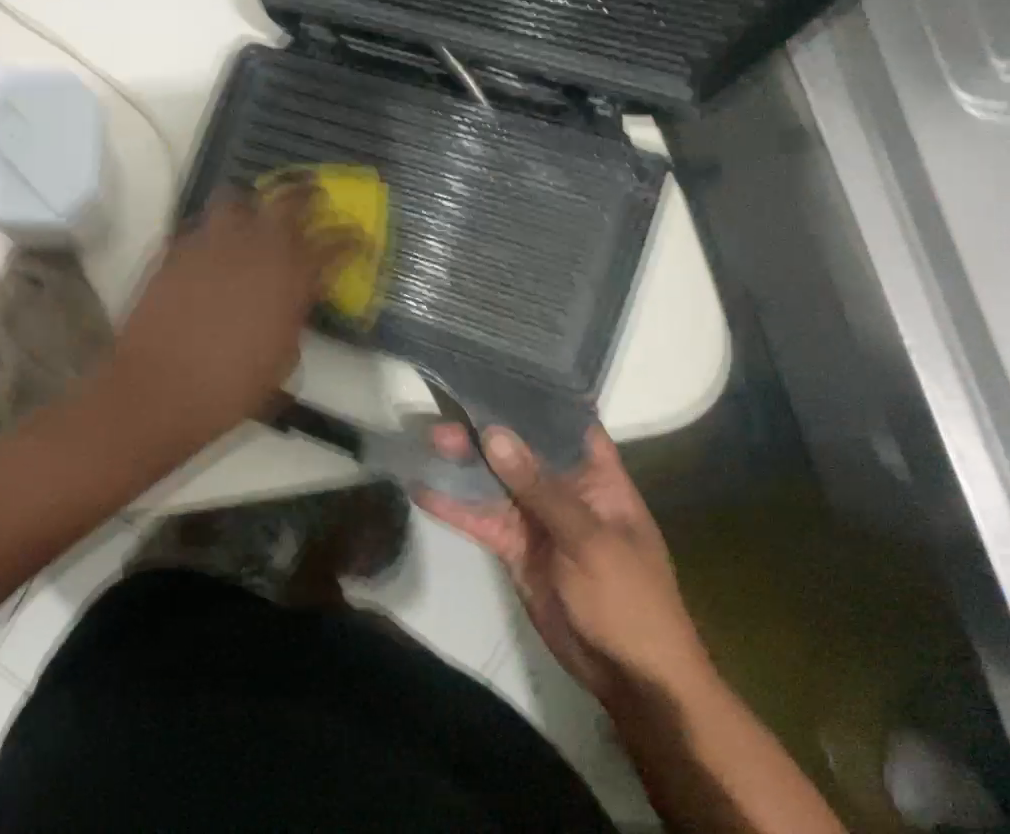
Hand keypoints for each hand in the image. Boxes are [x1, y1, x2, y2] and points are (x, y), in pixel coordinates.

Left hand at [104, 185, 353, 451]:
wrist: (158, 388)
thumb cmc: (228, 388)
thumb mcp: (281, 360)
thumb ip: (291, 320)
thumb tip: (289, 304)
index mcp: (293, 277)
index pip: (335, 243)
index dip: (350, 240)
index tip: (356, 241)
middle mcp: (254, 248)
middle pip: (289, 201)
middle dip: (305, 200)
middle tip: (312, 203)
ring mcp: (210, 244)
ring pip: (235, 200)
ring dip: (249, 206)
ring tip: (251, 220)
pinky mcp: (172, 251)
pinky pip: (196, 225)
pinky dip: (209, 231)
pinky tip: (210, 248)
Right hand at [417, 425, 712, 700]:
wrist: (629, 675)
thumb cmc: (630, 601)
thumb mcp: (590, 541)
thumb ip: (540, 488)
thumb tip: (494, 434)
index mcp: (600, 483)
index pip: (569, 429)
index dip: (537, 402)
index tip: (495, 376)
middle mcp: (565, 493)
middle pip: (519, 453)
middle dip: (483, 435)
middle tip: (442, 422)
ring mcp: (536, 521)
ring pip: (493, 482)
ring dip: (461, 466)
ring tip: (425, 446)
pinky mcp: (512, 547)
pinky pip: (478, 518)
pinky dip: (452, 506)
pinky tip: (421, 490)